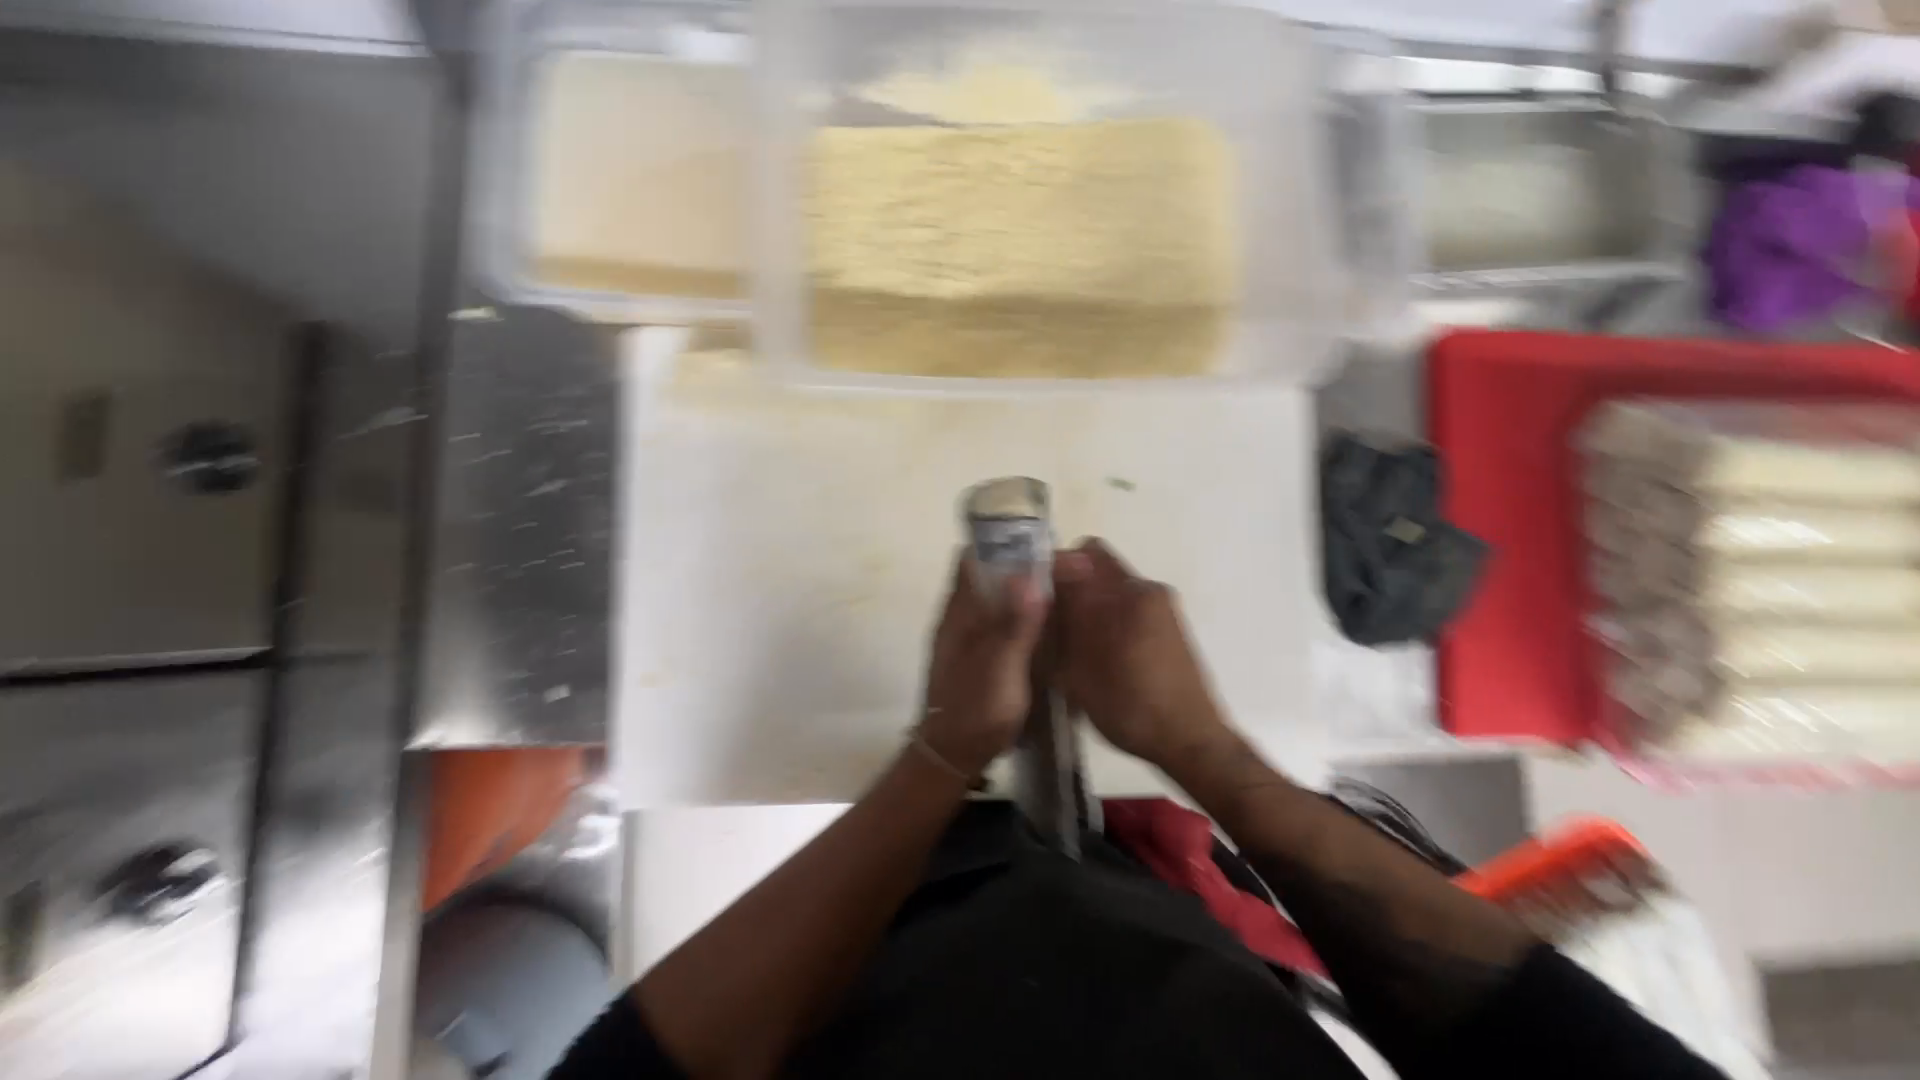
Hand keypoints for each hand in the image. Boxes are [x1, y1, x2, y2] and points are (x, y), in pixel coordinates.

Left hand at [918, 551, 1049, 778]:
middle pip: (991, 574)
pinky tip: (1054, 627)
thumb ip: (1014, 626)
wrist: (952, 757)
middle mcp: (961, 618)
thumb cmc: (973, 712)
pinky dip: (1027, 616)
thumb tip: (1029, 576)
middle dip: (1026, 566)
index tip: (1044, 545)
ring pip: (999, 598)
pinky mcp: (982, 657)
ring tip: (1070, 594)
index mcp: (959, 613)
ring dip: (1028, 591)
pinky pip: (1005, 622)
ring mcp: (970, 638)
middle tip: (1070, 573)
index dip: (1006, 544)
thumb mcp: (999, 670)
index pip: (974, 558)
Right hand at [1054, 539, 1230, 767]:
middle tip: (1052, 624)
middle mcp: (1148, 590)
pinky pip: (1130, 608)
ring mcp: (1163, 608)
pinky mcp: (1171, 627)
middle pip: (1099, 569)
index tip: (1039, 598)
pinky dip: (1109, 621)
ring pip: (1113, 591)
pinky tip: (1100, 657)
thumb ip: (1067, 617)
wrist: (1191, 741)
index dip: (1056, 568)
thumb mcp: (1082, 668)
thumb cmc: (1130, 708)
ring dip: (1090, 607)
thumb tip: (1053, 575)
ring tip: (1073, 646)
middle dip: (1072, 589)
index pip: (1083, 553)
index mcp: (1129, 594)